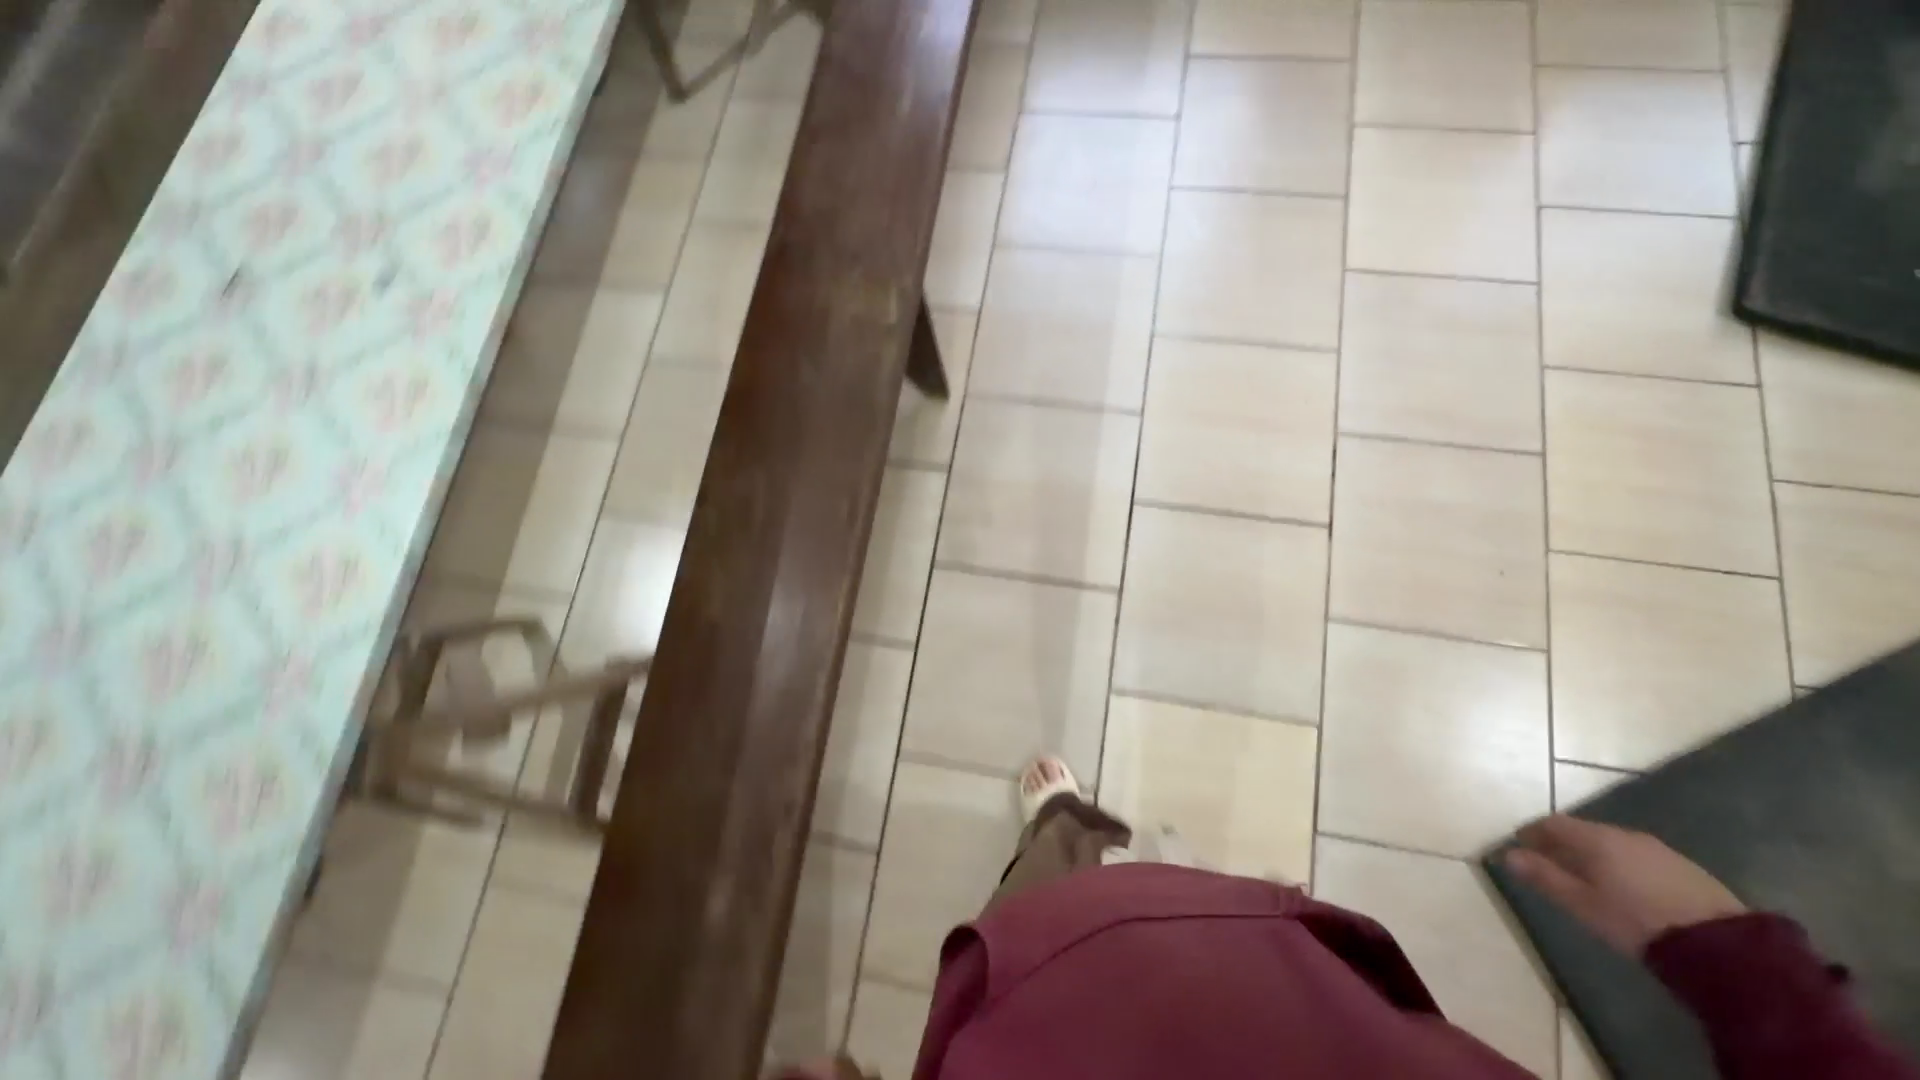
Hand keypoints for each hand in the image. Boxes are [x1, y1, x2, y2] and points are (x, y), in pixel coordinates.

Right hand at [1504, 815, 1746, 954]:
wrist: (1721, 945)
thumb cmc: (1636, 921)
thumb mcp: (1582, 904)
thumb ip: (1544, 877)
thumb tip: (1507, 854)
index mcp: (1595, 839)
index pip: (1553, 823)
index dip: (1533, 832)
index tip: (1520, 845)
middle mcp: (1624, 835)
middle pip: (1583, 831)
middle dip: (1562, 844)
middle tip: (1550, 865)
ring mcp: (1658, 849)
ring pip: (1612, 844)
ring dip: (1593, 855)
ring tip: (1588, 879)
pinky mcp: (1683, 867)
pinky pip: (1637, 856)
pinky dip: (1620, 864)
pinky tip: (1626, 888)